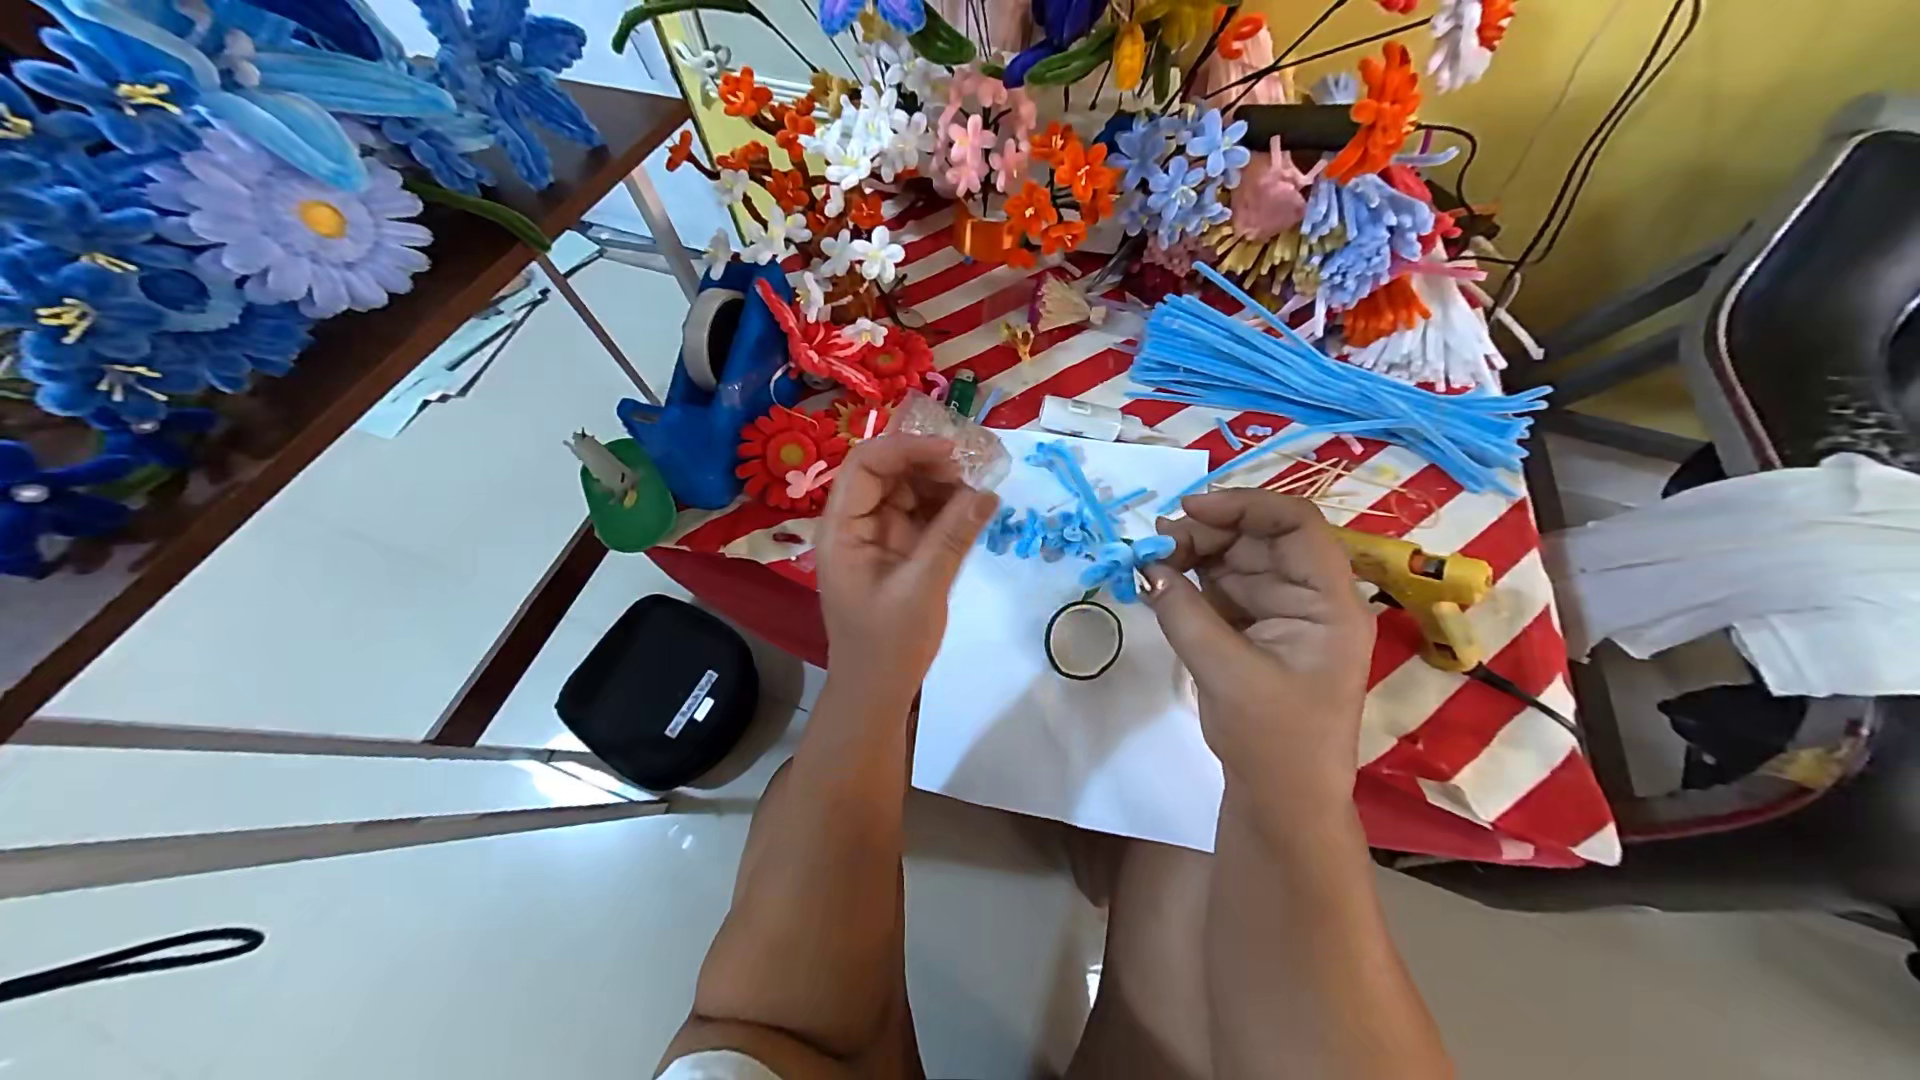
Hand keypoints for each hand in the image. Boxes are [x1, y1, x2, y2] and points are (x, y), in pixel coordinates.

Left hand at [815, 435, 999, 704]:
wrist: (877, 689)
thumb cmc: (888, 645)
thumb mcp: (922, 589)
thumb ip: (952, 537)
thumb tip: (987, 493)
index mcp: (842, 529)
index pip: (866, 466)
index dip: (905, 449)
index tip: (951, 451)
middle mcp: (856, 524)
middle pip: (887, 472)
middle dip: (927, 465)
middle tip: (972, 472)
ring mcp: (877, 535)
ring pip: (906, 490)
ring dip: (940, 484)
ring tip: (977, 490)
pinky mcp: (898, 549)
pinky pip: (920, 514)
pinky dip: (945, 507)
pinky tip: (972, 509)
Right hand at [1142, 490, 1372, 814]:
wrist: (1280, 797)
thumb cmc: (1273, 739)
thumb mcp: (1226, 672)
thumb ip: (1184, 614)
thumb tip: (1147, 568)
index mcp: (1329, 603)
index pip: (1296, 525)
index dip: (1244, 506)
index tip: (1188, 511)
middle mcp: (1308, 597)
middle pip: (1259, 539)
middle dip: (1206, 532)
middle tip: (1155, 546)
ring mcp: (1279, 611)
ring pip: (1235, 560)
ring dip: (1193, 553)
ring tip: (1150, 560)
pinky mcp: (1251, 628)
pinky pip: (1220, 587)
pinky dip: (1189, 580)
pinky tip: (1159, 580)